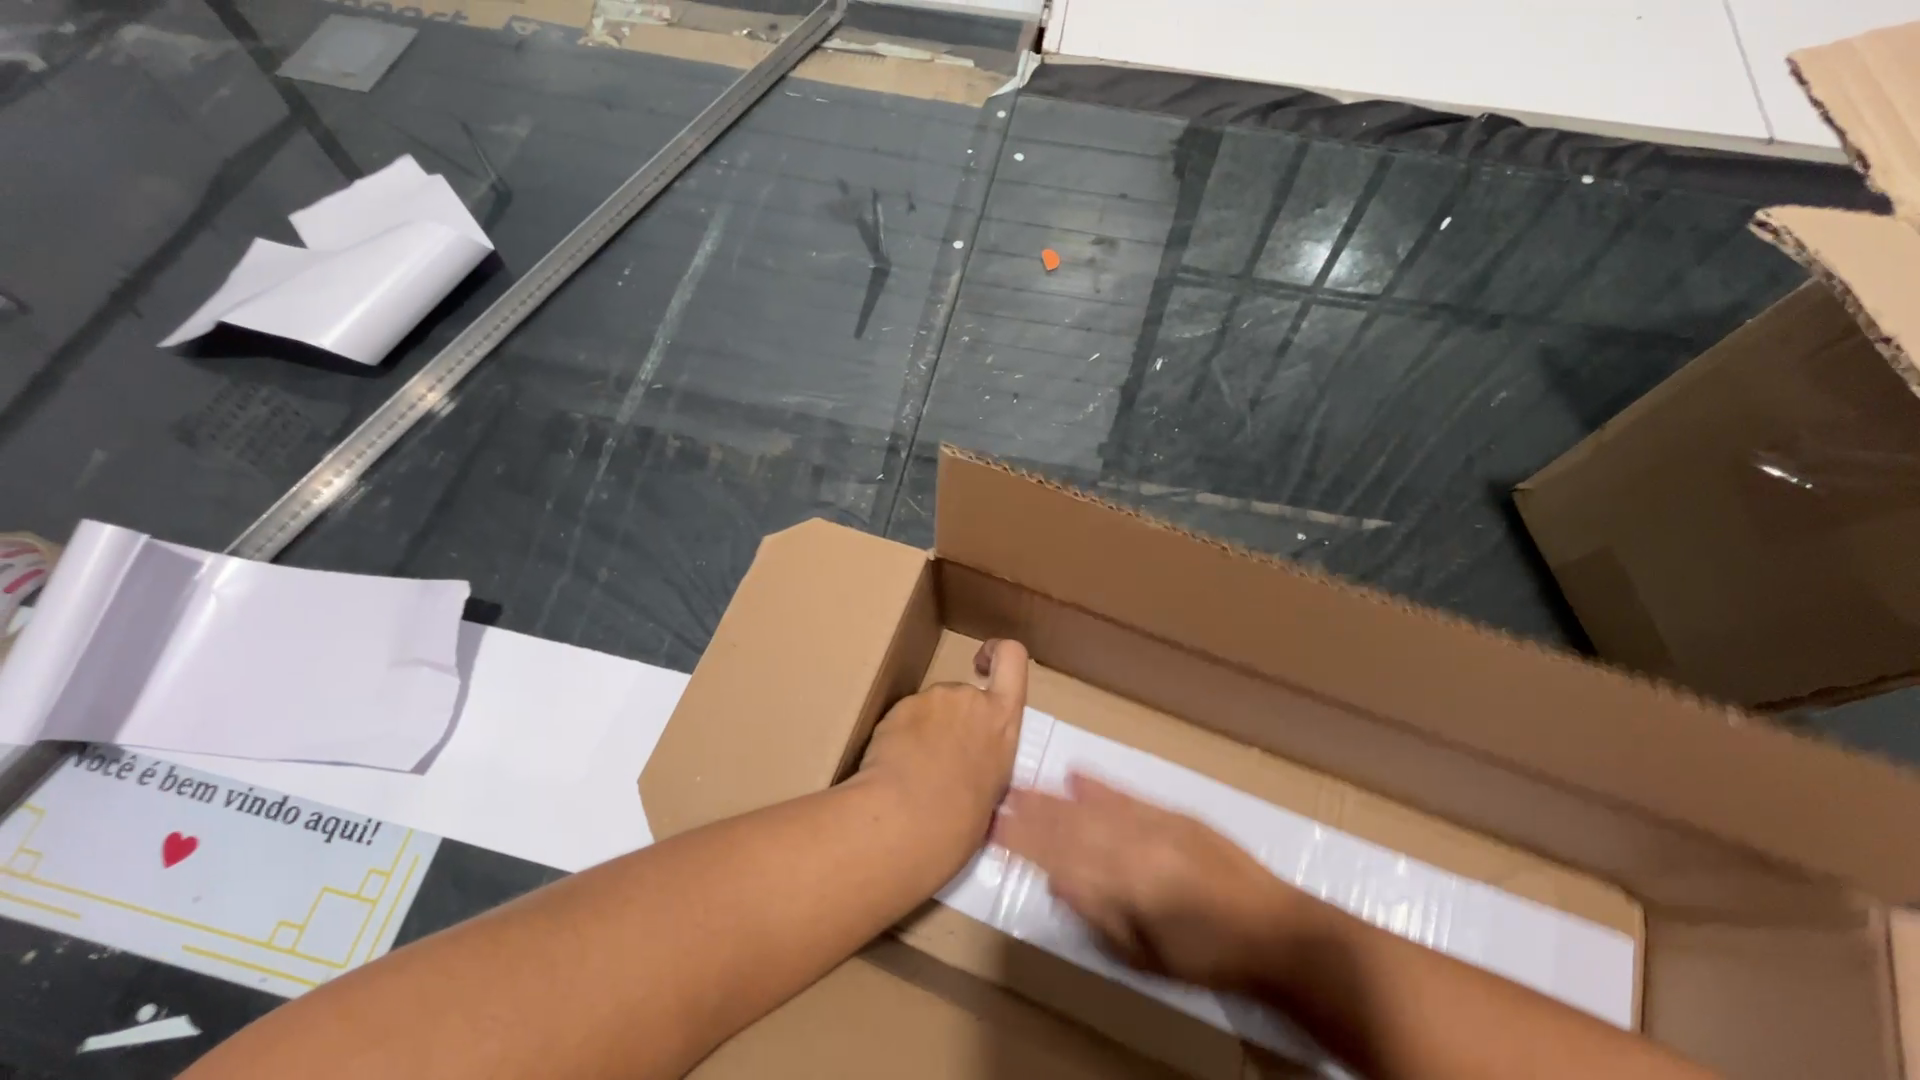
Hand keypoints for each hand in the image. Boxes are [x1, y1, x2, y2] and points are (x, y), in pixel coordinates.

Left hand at [858, 639, 1028, 849]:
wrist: (910, 820)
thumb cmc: (961, 821)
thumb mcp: (994, 789)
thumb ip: (987, 761)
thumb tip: (972, 773)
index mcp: (1003, 722)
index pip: (1013, 657)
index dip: (998, 653)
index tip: (984, 664)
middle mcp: (971, 700)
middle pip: (963, 695)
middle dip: (951, 719)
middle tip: (939, 762)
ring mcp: (933, 699)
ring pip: (929, 708)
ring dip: (924, 730)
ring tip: (913, 771)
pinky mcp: (899, 707)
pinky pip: (902, 718)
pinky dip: (899, 737)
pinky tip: (893, 768)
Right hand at [995, 772, 1300, 992]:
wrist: (1274, 930)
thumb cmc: (1204, 956)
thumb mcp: (1143, 954)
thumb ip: (1098, 915)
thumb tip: (1056, 884)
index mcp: (1123, 884)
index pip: (1060, 856)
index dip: (1025, 841)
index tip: (995, 829)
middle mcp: (1133, 846)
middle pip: (1071, 825)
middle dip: (1032, 812)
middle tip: (1000, 799)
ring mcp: (1154, 825)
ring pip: (1092, 807)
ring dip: (1055, 797)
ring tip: (1023, 786)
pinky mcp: (1174, 815)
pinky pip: (1127, 796)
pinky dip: (1099, 786)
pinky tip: (1075, 775)